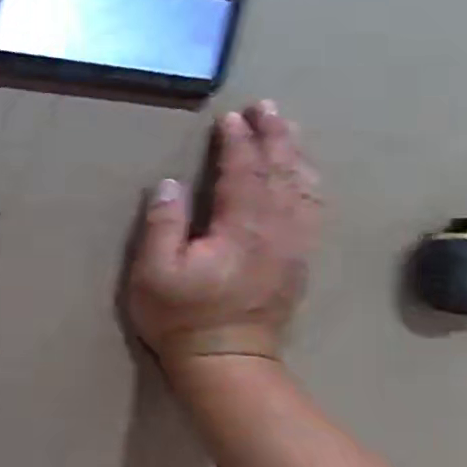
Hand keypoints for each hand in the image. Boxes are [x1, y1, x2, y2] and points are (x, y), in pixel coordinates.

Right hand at [128, 101, 320, 368]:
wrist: (226, 358)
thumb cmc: (179, 315)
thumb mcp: (154, 273)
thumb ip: (163, 226)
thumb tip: (168, 185)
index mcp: (240, 230)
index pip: (243, 175)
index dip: (237, 144)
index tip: (230, 118)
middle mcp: (277, 230)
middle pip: (281, 174)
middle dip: (274, 138)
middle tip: (267, 108)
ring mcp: (294, 245)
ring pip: (304, 188)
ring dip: (295, 154)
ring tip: (287, 129)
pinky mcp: (299, 258)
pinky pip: (313, 208)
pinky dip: (308, 182)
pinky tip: (303, 174)